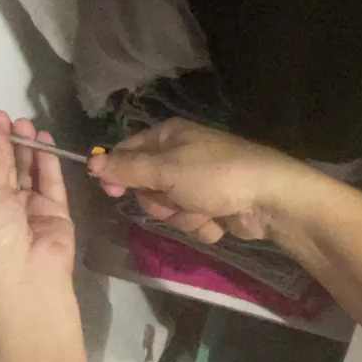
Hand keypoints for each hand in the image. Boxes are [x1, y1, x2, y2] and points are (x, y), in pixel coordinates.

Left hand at [0, 104, 75, 297]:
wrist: (29, 279)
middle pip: (0, 162)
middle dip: (2, 137)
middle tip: (4, 114)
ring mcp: (27, 206)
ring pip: (25, 168)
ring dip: (24, 145)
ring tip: (25, 123)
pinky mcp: (53, 210)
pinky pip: (50, 180)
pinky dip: (47, 160)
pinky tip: (44, 139)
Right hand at [87, 118, 317, 243]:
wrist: (270, 198)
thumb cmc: (215, 174)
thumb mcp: (165, 170)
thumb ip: (126, 169)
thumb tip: (90, 162)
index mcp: (168, 136)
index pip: (127, 153)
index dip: (117, 173)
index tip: (112, 191)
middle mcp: (180, 156)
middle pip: (146, 186)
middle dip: (160, 201)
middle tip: (175, 199)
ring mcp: (198, 182)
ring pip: (168, 208)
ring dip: (182, 216)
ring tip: (204, 210)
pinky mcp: (213, 205)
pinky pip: (190, 220)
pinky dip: (202, 224)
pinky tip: (219, 219)